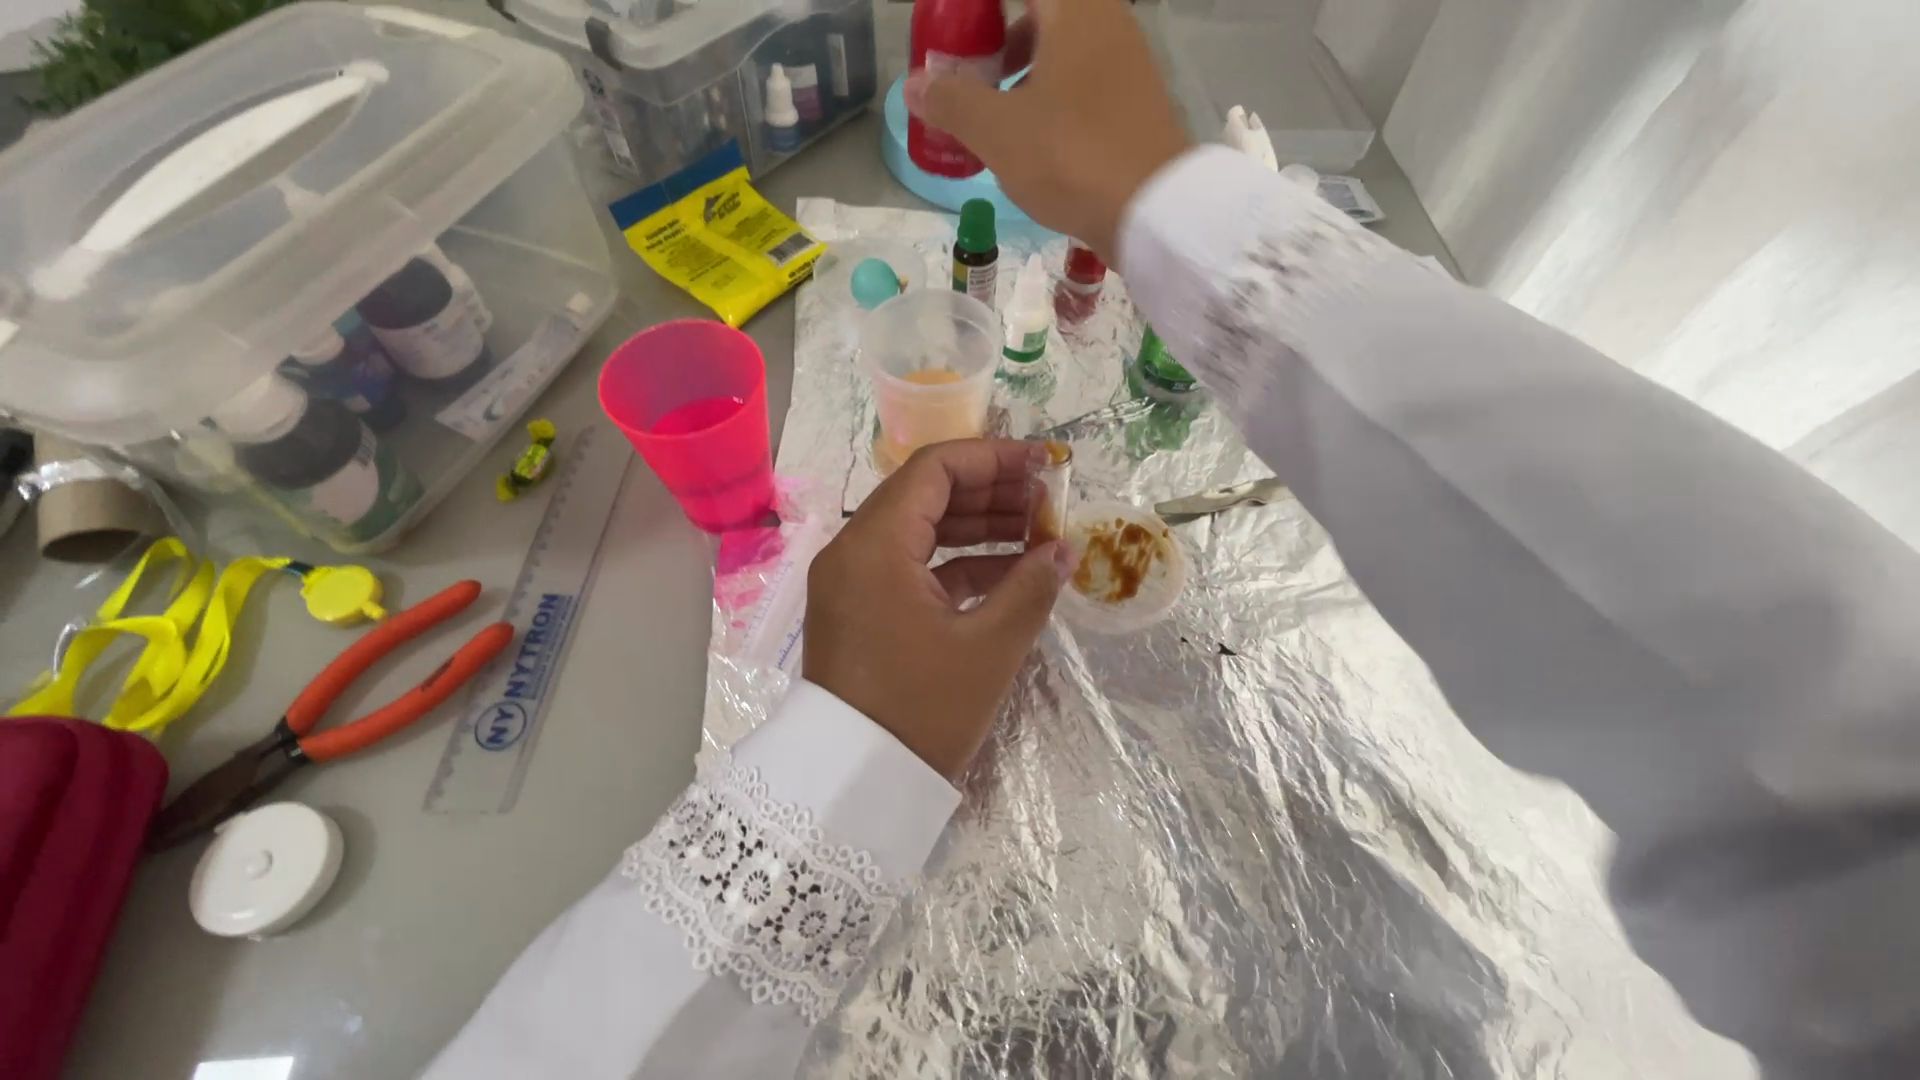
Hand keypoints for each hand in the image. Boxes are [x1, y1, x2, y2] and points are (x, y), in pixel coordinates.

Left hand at [803, 440, 1071, 779]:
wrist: (855, 785)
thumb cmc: (921, 710)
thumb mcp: (988, 648)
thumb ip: (1031, 587)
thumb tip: (1064, 549)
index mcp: (874, 544)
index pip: (934, 469)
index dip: (994, 458)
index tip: (1044, 465)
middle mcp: (854, 550)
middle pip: (925, 495)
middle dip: (991, 491)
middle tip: (1048, 500)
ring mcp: (853, 582)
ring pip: (919, 530)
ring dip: (977, 527)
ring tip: (1038, 532)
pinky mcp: (861, 611)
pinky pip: (911, 567)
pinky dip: (956, 564)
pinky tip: (1008, 573)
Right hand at [905, 0, 1190, 263]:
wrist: (1153, 214)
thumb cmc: (1070, 156)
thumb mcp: (997, 131)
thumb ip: (951, 101)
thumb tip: (914, 85)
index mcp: (1076, 9)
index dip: (981, 15)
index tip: (957, 41)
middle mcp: (1109, 24)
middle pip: (1043, 18)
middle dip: (999, 45)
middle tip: (968, 82)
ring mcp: (1129, 67)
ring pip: (1064, 56)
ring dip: (1024, 80)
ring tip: (992, 122)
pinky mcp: (1138, 109)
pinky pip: (1084, 90)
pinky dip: (1052, 105)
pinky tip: (1032, 147)